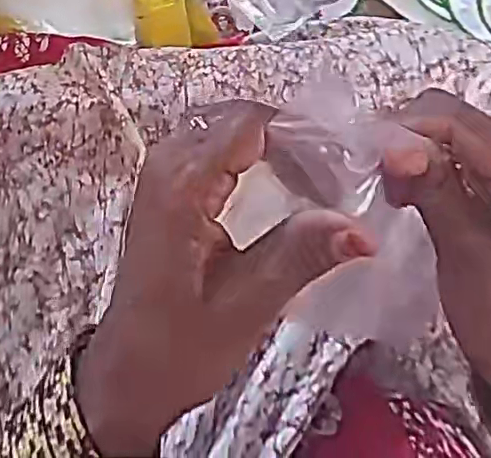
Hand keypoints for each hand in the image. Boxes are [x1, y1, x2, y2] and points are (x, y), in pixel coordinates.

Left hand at [77, 103, 375, 455]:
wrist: (127, 372)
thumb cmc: (179, 347)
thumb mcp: (246, 306)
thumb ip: (300, 256)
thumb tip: (363, 230)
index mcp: (182, 183)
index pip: (251, 123)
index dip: (300, 134)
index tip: (342, 164)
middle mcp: (167, 159)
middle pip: (242, 117)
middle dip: (293, 138)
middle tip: (337, 174)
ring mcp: (163, 164)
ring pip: (231, 123)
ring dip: (276, 142)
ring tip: (317, 177)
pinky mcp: (168, 176)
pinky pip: (218, 140)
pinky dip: (255, 150)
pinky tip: (282, 178)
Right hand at [384, 91, 490, 454]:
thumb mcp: (475, 274)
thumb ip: (439, 197)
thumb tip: (395, 142)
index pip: (471, 125)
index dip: (413, 131)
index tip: (371, 159)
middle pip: (464, 119)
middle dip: (413, 139)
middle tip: (384, 183)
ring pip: (459, 129)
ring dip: (418, 150)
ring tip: (397, 191)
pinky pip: (466, 150)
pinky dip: (433, 162)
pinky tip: (417, 190)